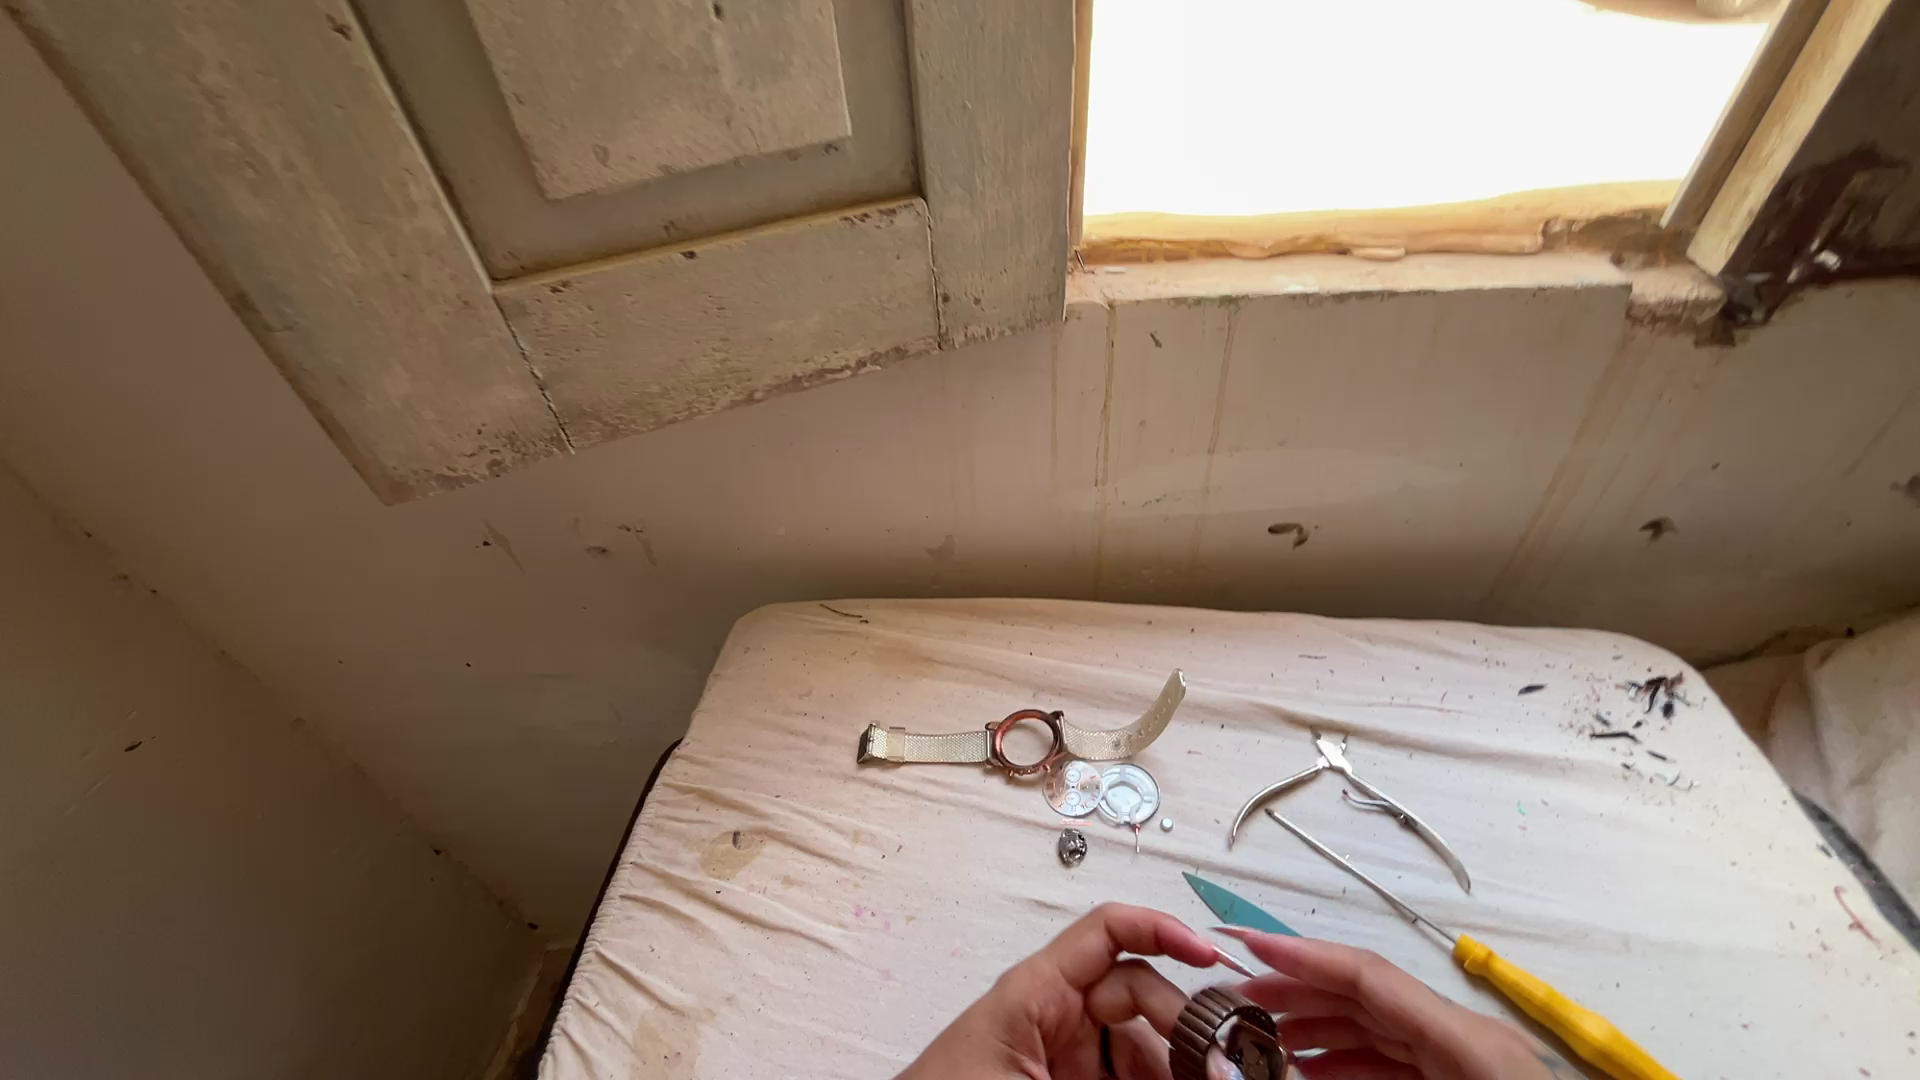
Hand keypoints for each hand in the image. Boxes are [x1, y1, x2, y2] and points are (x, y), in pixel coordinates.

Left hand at [896, 903, 1231, 1079]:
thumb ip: (1120, 1073)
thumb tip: (1193, 1071)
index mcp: (1038, 990)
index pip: (1107, 933)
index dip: (1161, 931)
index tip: (1210, 958)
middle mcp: (1057, 1014)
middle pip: (1138, 995)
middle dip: (1185, 1025)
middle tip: (1229, 1064)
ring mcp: (1067, 1056)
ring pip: (1141, 1046)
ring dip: (1177, 1063)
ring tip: (1215, 1077)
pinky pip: (1125, 1073)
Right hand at [1217, 927, 1578, 1079]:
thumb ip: (1359, 1078)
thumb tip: (1291, 1071)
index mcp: (1466, 1041)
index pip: (1368, 976)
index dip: (1302, 955)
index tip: (1246, 946)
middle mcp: (1463, 1038)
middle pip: (1365, 995)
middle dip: (1297, 993)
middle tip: (1239, 1000)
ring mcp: (1468, 1060)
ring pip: (1376, 1026)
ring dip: (1318, 1028)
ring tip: (1266, 1041)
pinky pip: (1395, 1060)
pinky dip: (1349, 1062)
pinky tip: (1313, 1073)